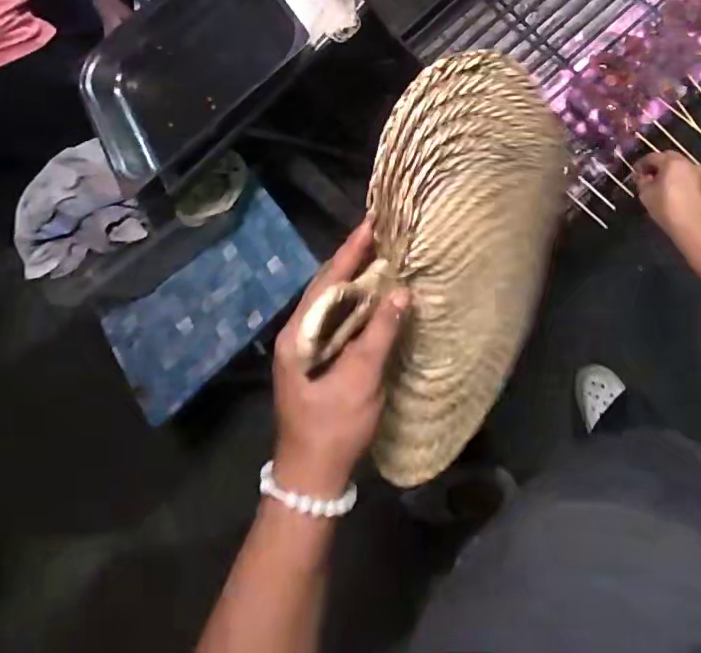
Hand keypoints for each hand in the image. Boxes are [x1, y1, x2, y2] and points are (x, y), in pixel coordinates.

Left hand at [271, 219, 408, 497]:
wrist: (311, 477)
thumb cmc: (332, 427)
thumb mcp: (361, 378)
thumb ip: (380, 332)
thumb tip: (401, 291)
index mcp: (299, 333)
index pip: (327, 280)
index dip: (350, 251)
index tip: (371, 223)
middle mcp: (298, 333)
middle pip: (326, 286)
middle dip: (353, 259)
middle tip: (381, 233)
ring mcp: (307, 347)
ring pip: (333, 302)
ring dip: (356, 279)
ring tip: (383, 256)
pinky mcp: (319, 359)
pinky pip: (340, 319)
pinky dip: (358, 303)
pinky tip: (376, 297)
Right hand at [634, 152, 700, 244]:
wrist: (699, 230)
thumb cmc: (669, 211)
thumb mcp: (646, 196)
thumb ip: (642, 182)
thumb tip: (644, 177)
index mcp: (673, 162)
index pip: (653, 157)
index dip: (642, 164)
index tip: (636, 173)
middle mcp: (690, 164)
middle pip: (671, 159)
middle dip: (660, 166)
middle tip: (651, 179)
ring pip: (684, 169)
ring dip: (674, 174)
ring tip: (667, 188)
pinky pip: (694, 180)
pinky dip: (686, 183)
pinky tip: (682, 197)